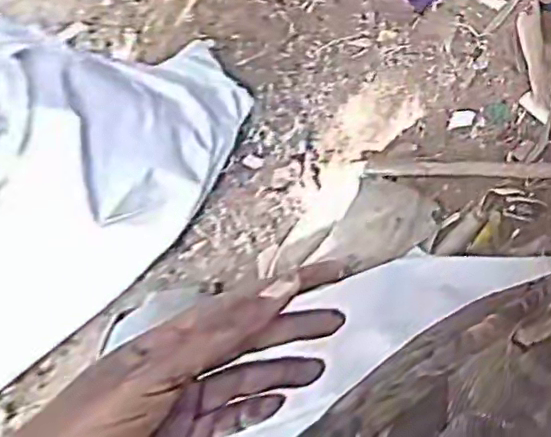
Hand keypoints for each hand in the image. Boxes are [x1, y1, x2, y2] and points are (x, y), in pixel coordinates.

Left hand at [19, 264, 346, 436]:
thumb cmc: (73, 434)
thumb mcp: (153, 373)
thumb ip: (221, 330)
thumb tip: (283, 287)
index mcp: (166, 344)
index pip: (242, 301)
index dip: (291, 283)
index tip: (334, 270)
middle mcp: (175, 368)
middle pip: (250, 337)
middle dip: (297, 326)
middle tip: (335, 321)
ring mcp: (176, 404)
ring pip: (246, 376)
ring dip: (285, 369)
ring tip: (313, 370)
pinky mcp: (181, 435)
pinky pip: (230, 414)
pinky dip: (258, 405)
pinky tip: (274, 402)